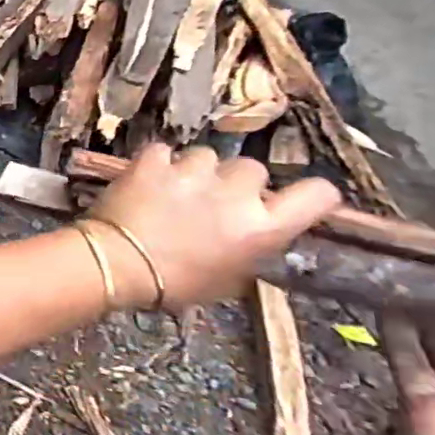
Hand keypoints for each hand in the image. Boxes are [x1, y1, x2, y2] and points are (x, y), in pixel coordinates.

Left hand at [84, 143, 339, 308]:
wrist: (117, 263)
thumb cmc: (176, 284)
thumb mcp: (230, 279)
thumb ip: (251, 248)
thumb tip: (253, 234)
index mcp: (262, 228)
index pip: (317, 196)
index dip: (314, 194)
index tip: (301, 197)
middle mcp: (234, 193)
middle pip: (252, 168)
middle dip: (237, 181)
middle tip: (214, 200)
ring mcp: (192, 172)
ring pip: (207, 155)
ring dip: (196, 169)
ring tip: (176, 189)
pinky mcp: (154, 161)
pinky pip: (165, 151)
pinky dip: (159, 162)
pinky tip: (149, 178)